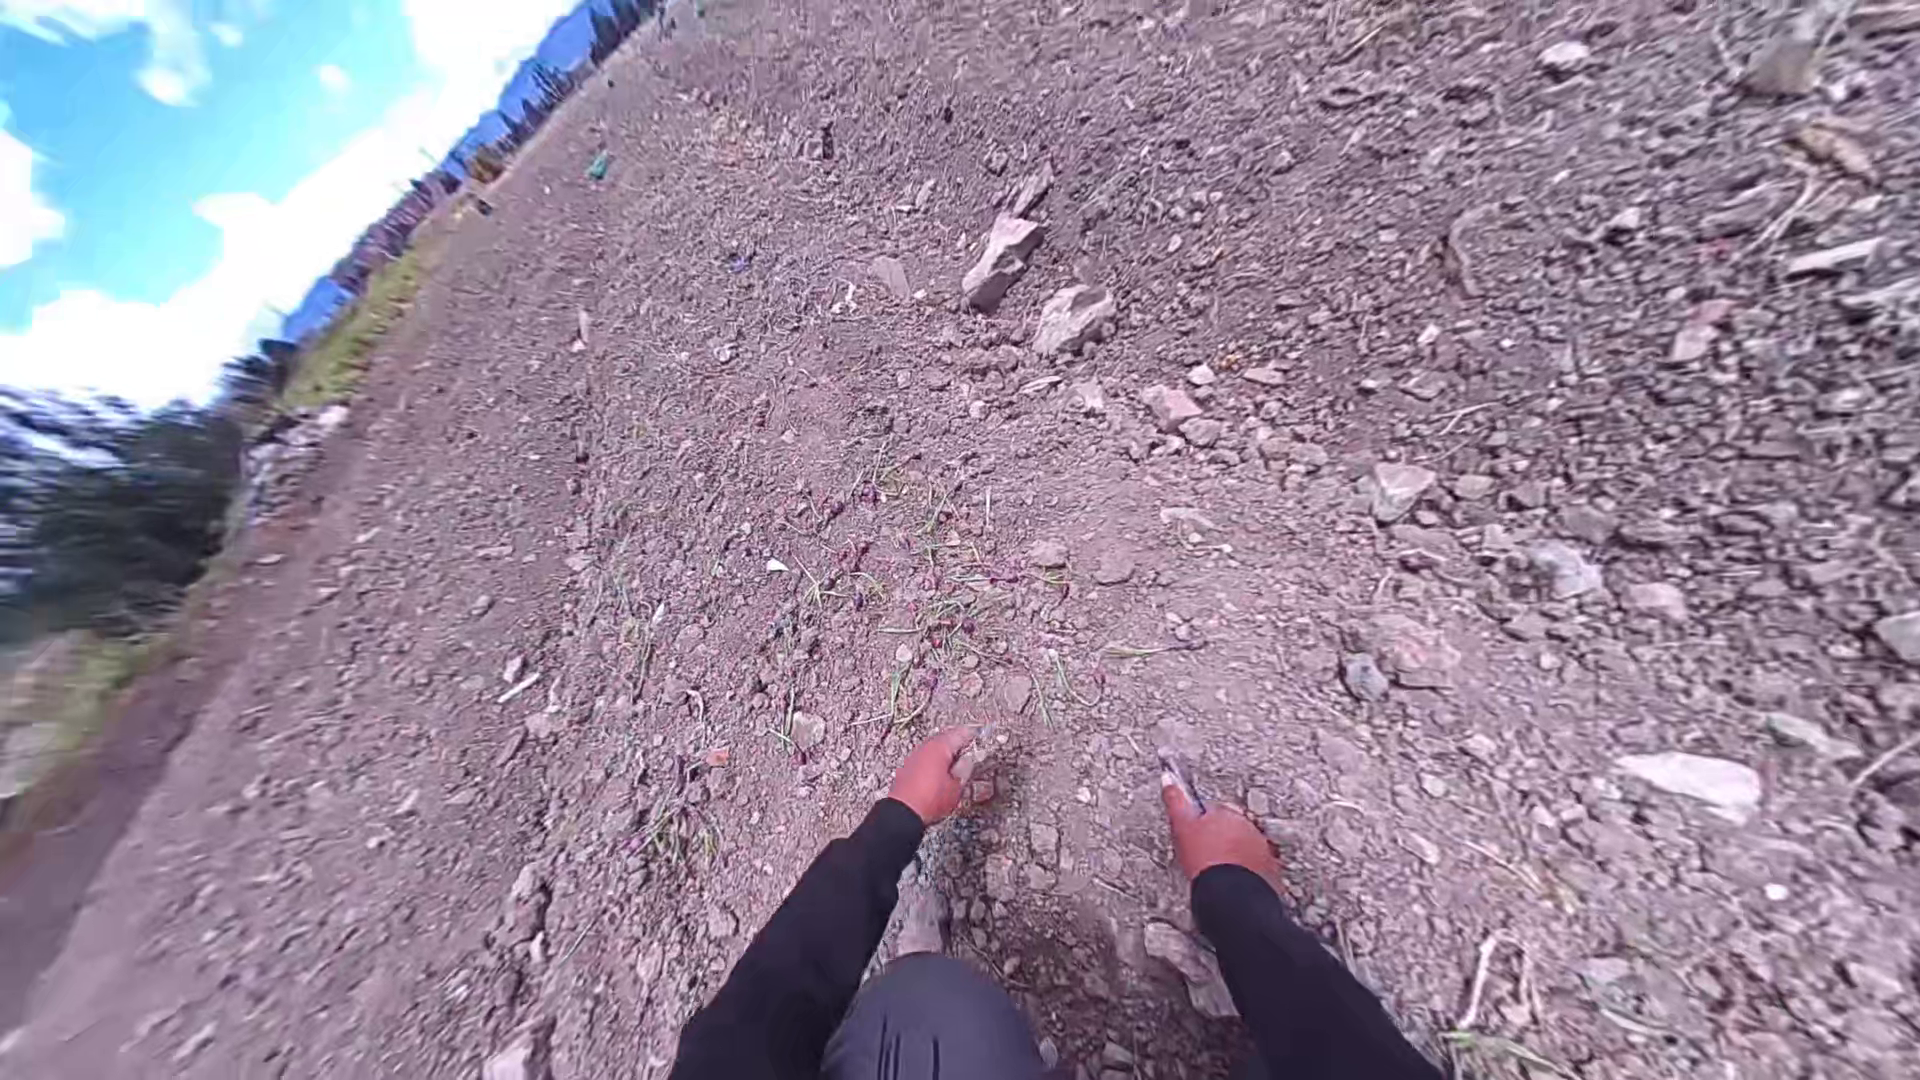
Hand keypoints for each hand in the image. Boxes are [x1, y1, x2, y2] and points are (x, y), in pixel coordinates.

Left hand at [888, 727, 977, 825]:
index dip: (972, 735)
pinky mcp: (907, 767)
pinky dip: (935, 762)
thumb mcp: (956, 787)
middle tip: (970, 750)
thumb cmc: (929, 800)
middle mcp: (926, 747)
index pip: (960, 734)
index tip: (979, 736)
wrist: (902, 813)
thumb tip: (969, 760)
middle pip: (946, 739)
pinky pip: (925, 758)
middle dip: (958, 744)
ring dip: (946, 753)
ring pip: (935, 749)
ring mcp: (914, 756)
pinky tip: (940, 772)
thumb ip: (965, 769)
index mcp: (940, 747)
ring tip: (956, 764)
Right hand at [1162, 771, 1282, 894]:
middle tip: (1204, 852)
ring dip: (1232, 853)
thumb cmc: (1205, 861)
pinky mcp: (1270, 872)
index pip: (1212, 808)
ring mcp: (1261, 850)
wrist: (1230, 897)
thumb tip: (1169, 780)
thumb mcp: (1181, 826)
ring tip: (1216, 869)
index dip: (1199, 822)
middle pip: (1230, 826)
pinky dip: (1245, 870)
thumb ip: (1175, 800)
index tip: (1193, 834)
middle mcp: (1249, 827)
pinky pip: (1255, 866)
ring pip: (1243, 846)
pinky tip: (1231, 880)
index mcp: (1227, 812)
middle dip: (1219, 835)